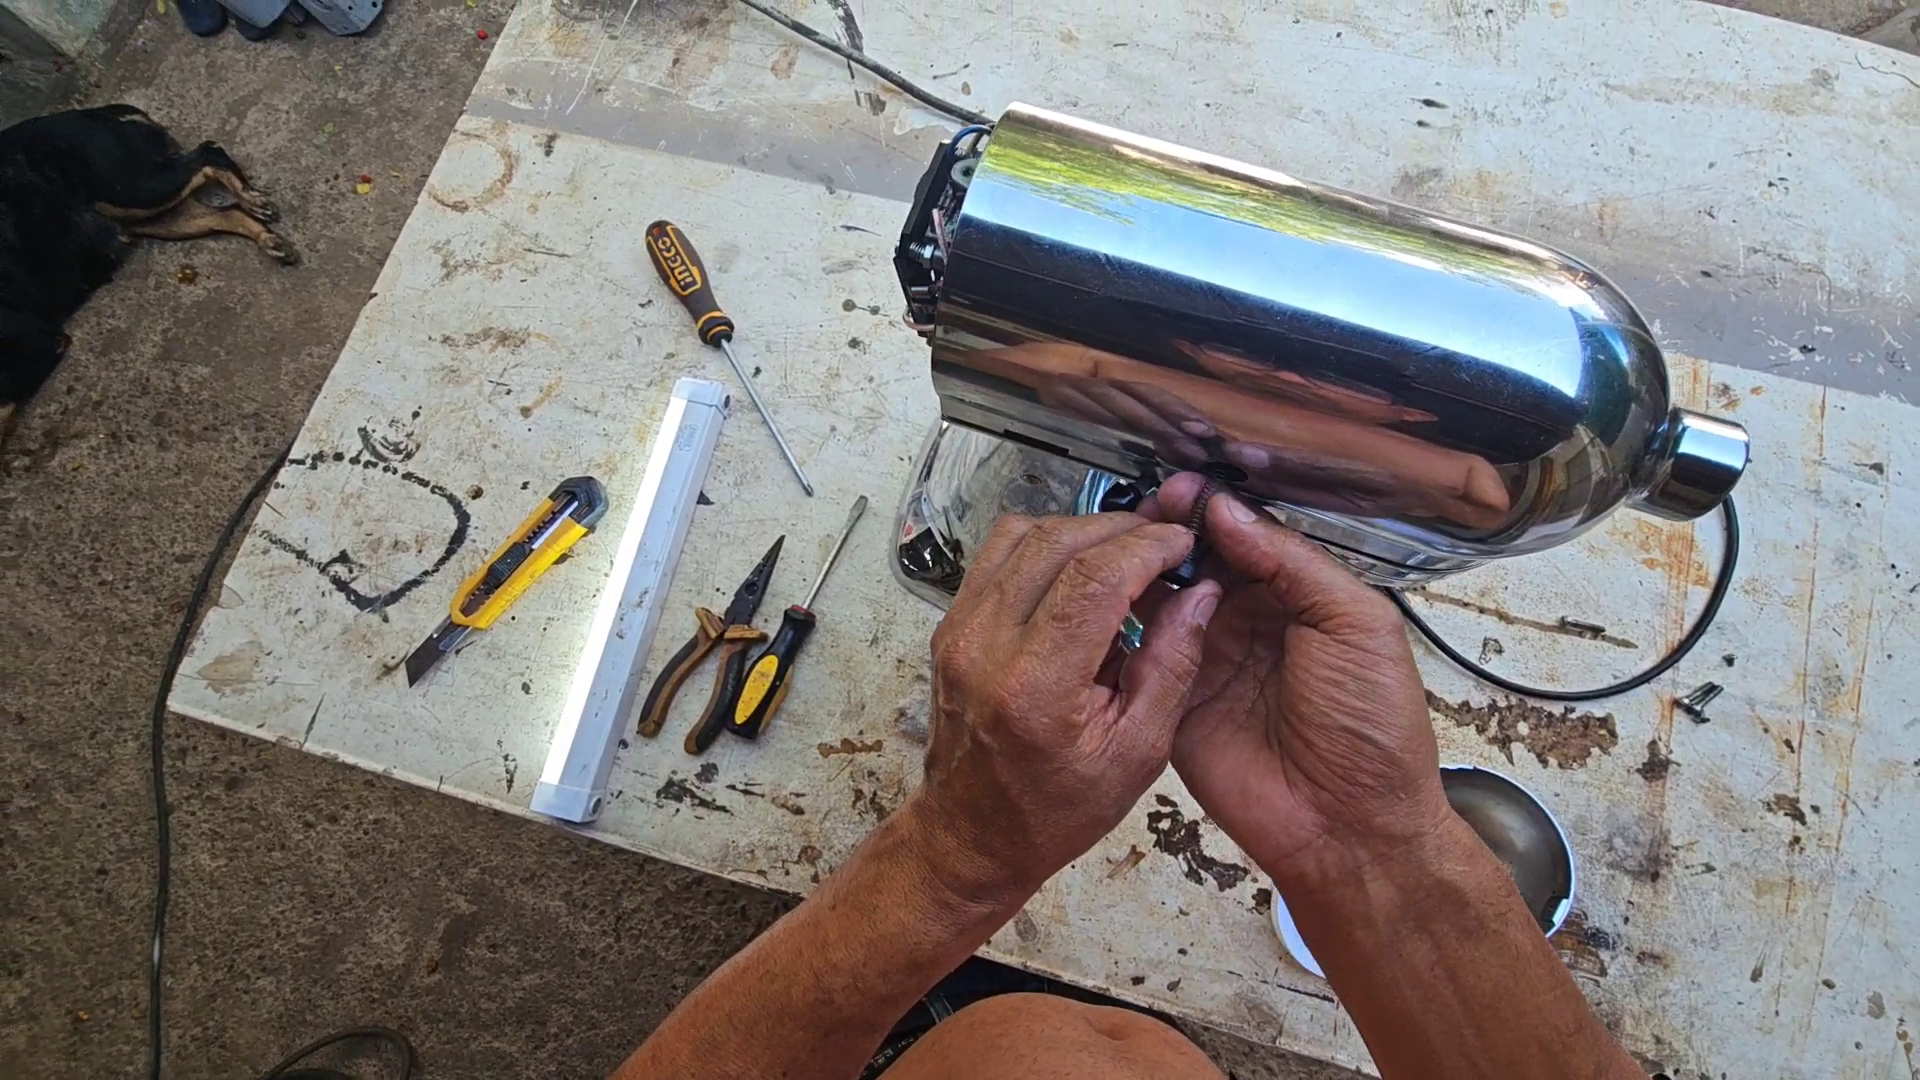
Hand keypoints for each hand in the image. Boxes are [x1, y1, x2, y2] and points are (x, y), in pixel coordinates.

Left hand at [909, 513, 1222, 907]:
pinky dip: (1042, 545)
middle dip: (1120, 528)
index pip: (1094, 577)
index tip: (1182, 541)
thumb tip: (1200, 590)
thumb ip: (1172, 664)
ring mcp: (957, 629)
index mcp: (1036, 685)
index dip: (1146, 545)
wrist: (972, 832)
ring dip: (1080, 529)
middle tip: (1162, 540)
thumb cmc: (1059, 807)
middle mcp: (985, 644)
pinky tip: (1076, 568)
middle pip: (1056, 543)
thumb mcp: (1138, 753)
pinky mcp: (949, 624)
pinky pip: (996, 555)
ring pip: (1021, 535)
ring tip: (1124, 551)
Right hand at [1139, 473, 1449, 890]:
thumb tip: (1226, 512)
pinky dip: (1122, 618)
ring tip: (1120, 538)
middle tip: (1145, 507)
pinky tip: (1103, 591)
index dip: (1213, 511)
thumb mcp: (1356, 626)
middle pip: (1197, 560)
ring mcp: (1200, 654)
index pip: (1244, 538)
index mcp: (1290, 596)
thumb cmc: (1368, 721)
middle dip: (1171, 529)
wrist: (1343, 826)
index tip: (1181, 488)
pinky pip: (1142, 647)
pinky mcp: (1168, 691)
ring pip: (1163, 596)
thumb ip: (1294, 564)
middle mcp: (1240, 617)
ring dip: (1142, 565)